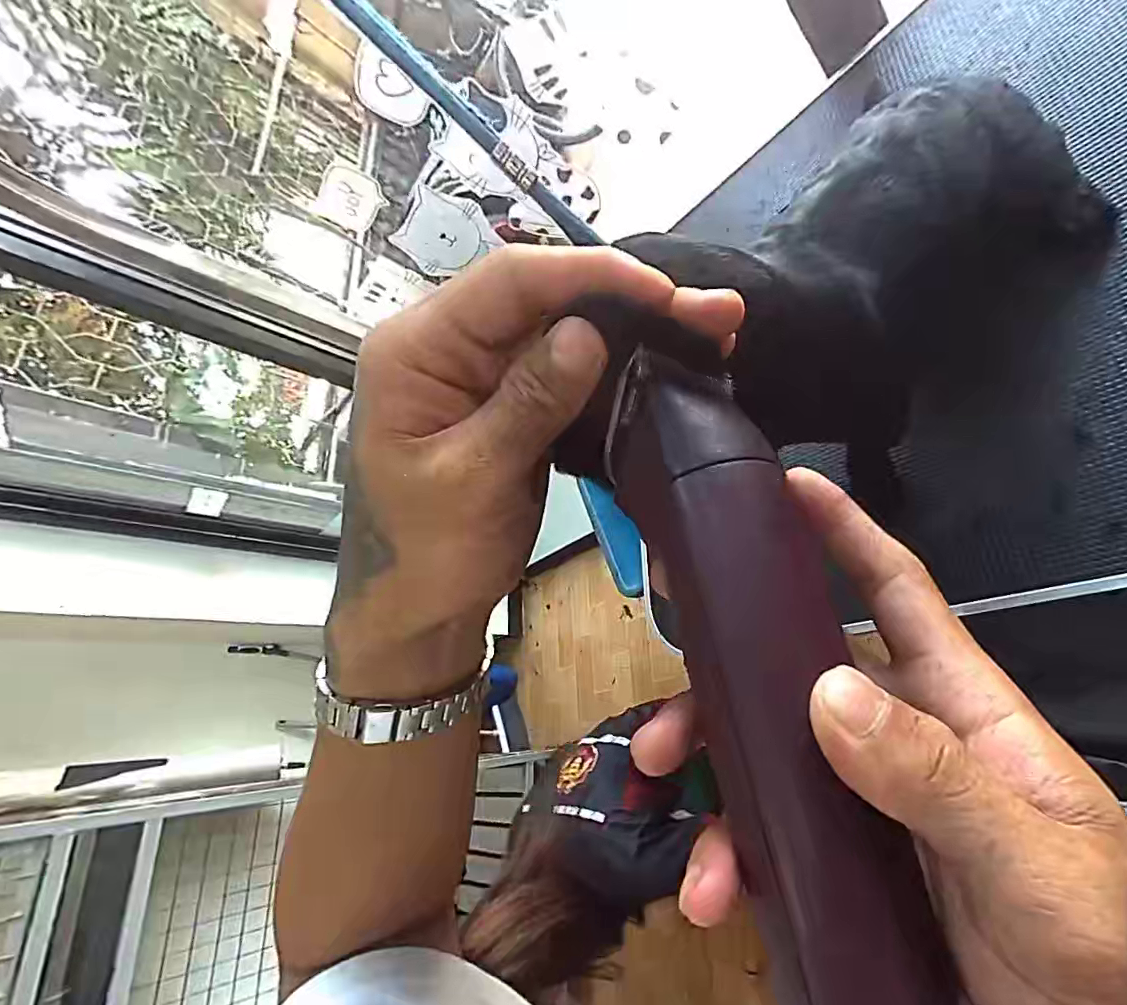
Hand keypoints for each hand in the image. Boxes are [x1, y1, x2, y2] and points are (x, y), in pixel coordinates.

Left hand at [328, 246, 742, 699]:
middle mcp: (450, 347)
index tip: (663, 293)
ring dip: (635, 332)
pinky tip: (664, 367)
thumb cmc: (425, 553)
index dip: (591, 276)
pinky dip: (619, 371)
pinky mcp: (516, 406)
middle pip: (546, 298)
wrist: (422, 607)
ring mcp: (486, 377)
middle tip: (709, 311)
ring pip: (567, 332)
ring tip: (705, 334)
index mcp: (417, 349)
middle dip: (629, 300)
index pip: (510, 282)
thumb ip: (528, 403)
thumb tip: (586, 334)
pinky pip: (570, 374)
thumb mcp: (474, 478)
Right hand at [631, 467, 1126, 1004]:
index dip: (847, 535)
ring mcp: (862, 806)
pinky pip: (766, 839)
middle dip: (723, 690)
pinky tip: (717, 899)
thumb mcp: (1041, 873)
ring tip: (688, 843)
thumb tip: (827, 692)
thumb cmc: (1105, 970)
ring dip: (713, 787)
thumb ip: (942, 783)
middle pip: (794, 678)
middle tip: (669, 732)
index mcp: (961, 712)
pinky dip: (730, 859)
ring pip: (765, 761)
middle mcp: (900, 742)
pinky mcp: (837, 868)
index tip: (789, 489)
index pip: (898, 595)